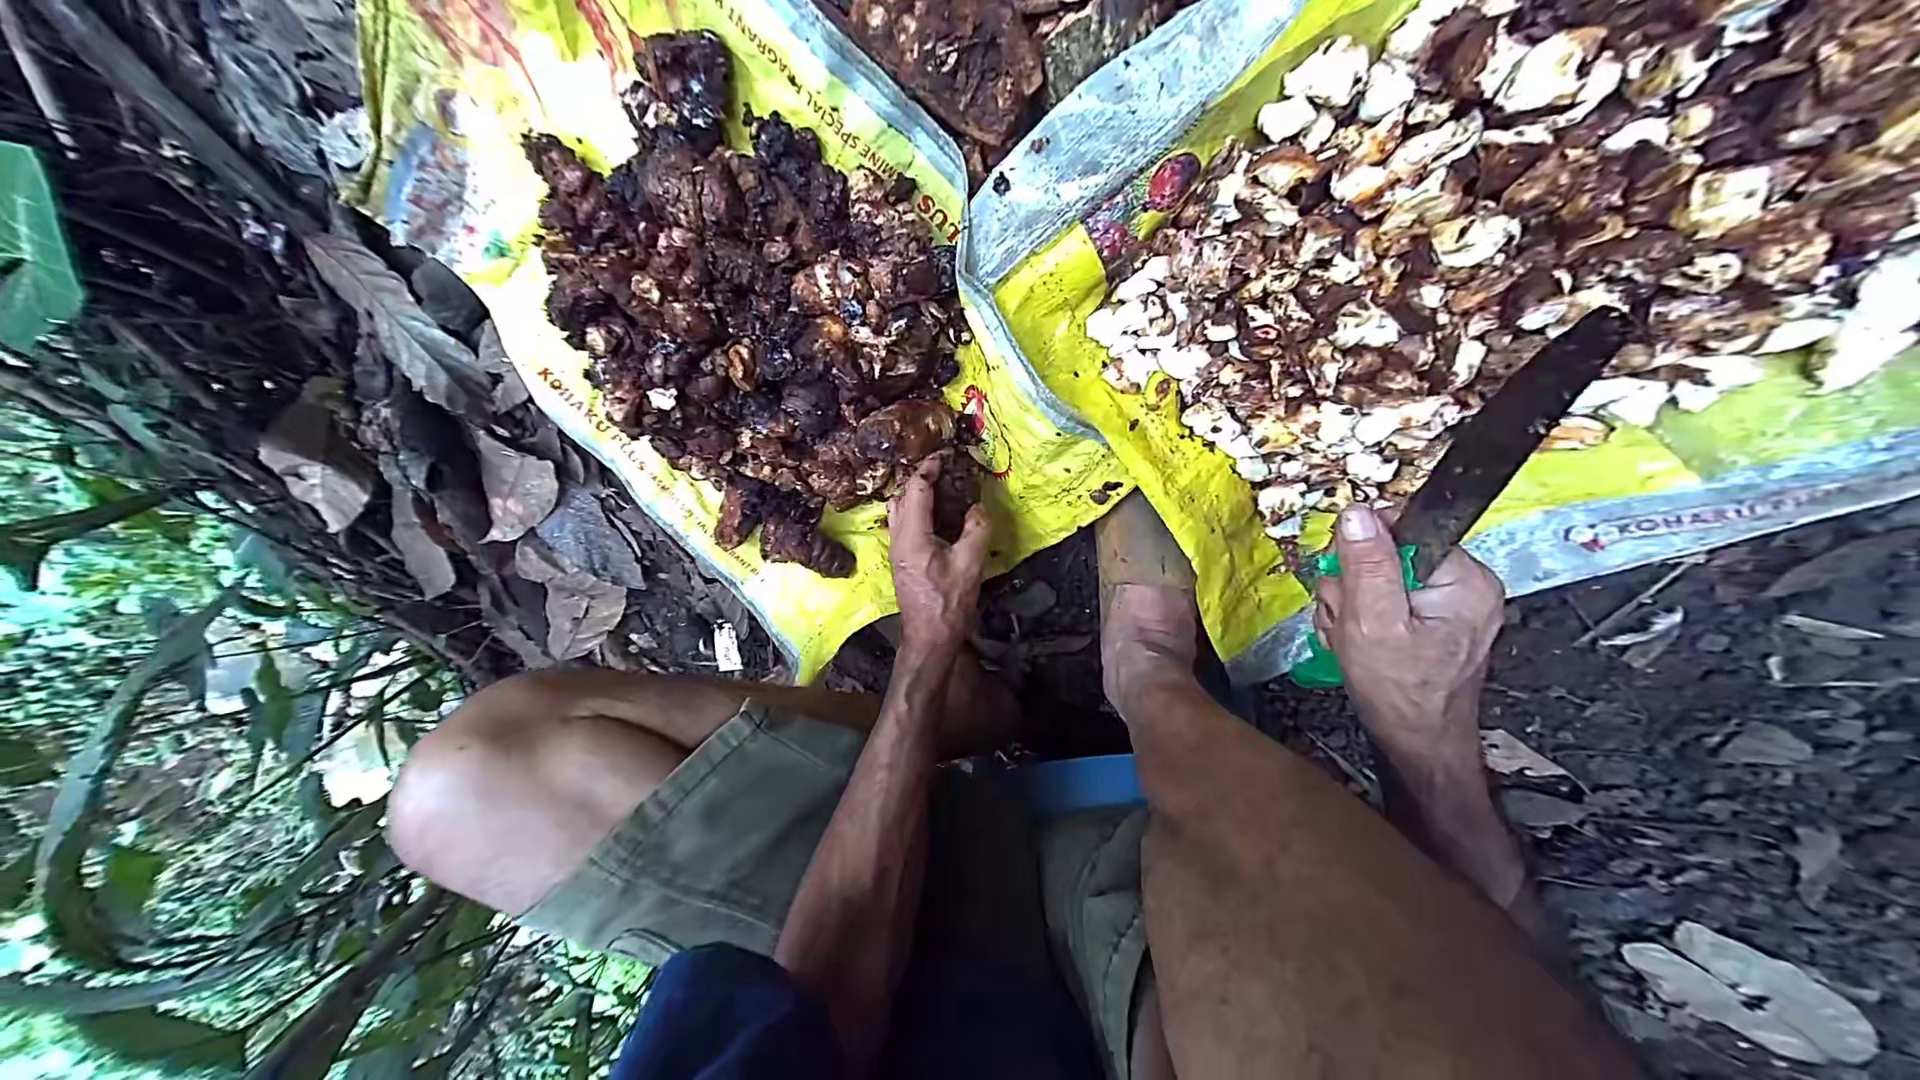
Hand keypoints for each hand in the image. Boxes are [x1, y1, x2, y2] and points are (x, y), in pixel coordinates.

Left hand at [888, 454, 990, 662]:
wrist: (929, 639)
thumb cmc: (948, 605)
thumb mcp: (970, 565)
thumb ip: (976, 530)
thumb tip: (978, 508)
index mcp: (912, 536)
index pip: (915, 488)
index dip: (930, 467)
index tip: (947, 455)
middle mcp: (897, 539)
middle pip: (900, 495)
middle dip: (919, 477)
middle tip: (945, 469)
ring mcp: (896, 550)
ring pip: (898, 509)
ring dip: (915, 493)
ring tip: (941, 488)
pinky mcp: (901, 559)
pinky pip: (903, 523)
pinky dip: (916, 510)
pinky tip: (936, 515)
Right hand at [1314, 504, 1503, 776]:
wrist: (1413, 740)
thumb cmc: (1398, 687)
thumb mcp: (1373, 622)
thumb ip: (1366, 566)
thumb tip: (1356, 513)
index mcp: (1463, 578)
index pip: (1401, 529)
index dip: (1362, 549)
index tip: (1346, 580)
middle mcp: (1462, 584)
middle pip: (1384, 553)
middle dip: (1351, 585)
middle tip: (1348, 619)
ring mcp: (1445, 603)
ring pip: (1373, 577)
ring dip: (1348, 605)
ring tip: (1350, 635)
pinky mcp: (1428, 619)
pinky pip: (1380, 598)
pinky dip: (1358, 617)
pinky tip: (1357, 640)